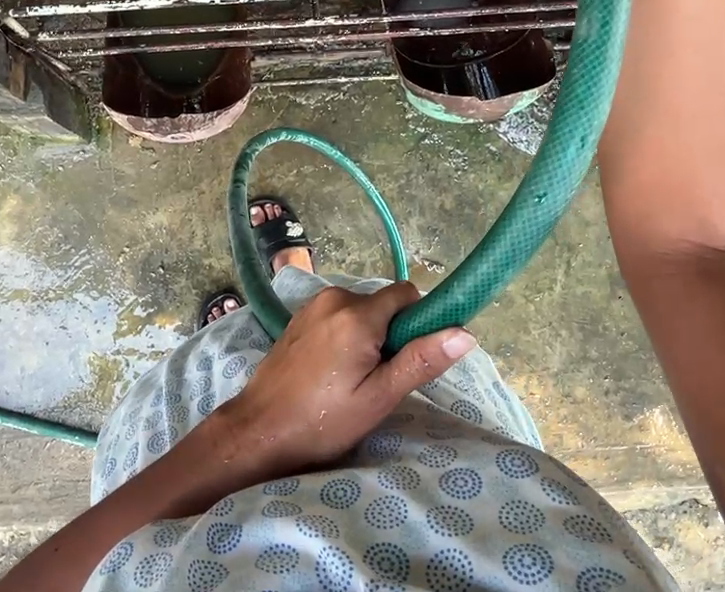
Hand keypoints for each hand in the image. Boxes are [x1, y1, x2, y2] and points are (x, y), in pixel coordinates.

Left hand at [205, 283, 475, 478]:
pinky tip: (334, 372)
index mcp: (356, 314)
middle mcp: (334, 298)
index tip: (415, 357)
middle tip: (380, 379)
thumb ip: (421, 360)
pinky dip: (346, 337)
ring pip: (362, 311)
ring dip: (369, 338)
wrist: (259, 429)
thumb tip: (465, 333)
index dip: (420, 322)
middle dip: (392, 334)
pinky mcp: (299, 317)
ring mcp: (313, 305)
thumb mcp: (379, 397)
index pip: (407, 294)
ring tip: (354, 380)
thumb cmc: (322, 420)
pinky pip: (339, 316)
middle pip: (383, 304)